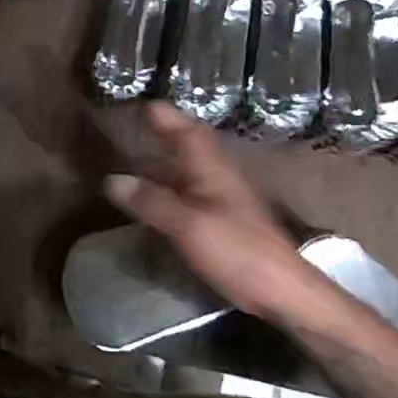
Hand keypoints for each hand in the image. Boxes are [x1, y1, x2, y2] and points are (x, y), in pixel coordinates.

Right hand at [103, 103, 322, 322]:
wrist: (283, 291)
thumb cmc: (239, 251)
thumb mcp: (188, 226)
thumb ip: (151, 202)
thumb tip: (114, 180)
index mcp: (212, 170)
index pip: (189, 132)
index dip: (169, 117)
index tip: (146, 106)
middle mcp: (219, 179)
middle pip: (190, 150)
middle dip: (165, 138)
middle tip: (136, 132)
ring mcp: (225, 202)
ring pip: (191, 175)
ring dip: (167, 166)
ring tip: (137, 166)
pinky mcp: (226, 225)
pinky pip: (192, 197)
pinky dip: (172, 192)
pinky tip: (158, 205)